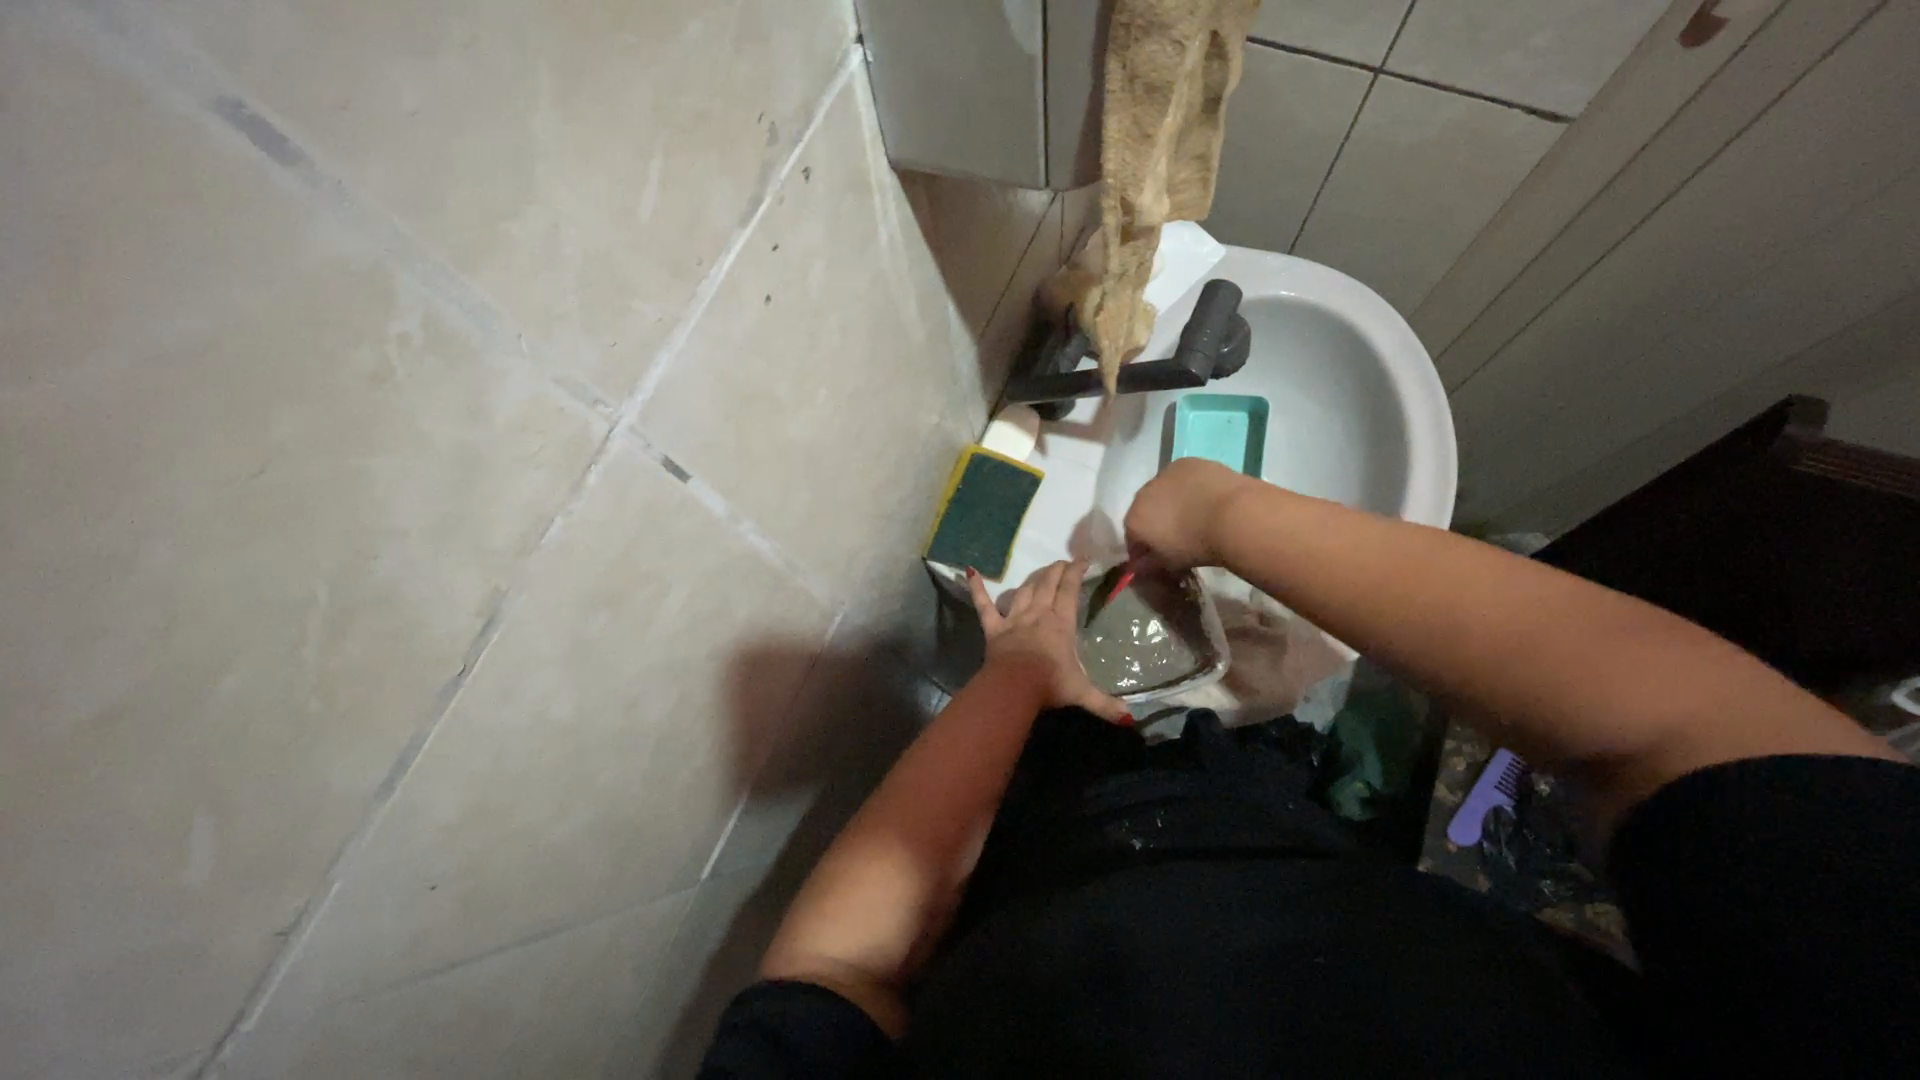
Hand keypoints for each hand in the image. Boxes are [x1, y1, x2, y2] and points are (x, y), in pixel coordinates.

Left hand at [966, 561, 1131, 724]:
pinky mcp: (993, 628)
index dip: (1076, 572)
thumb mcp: (1081, 693)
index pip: (1070, 590)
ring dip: (1032, 579)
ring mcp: (1014, 619)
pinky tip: (970, 573)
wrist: (1014, 686)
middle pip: (1047, 584)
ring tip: (1040, 572)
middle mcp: (1038, 614)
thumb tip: (1129, 719)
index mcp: (1061, 623)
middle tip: (1063, 562)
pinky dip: (977, 589)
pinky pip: (983, 605)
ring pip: (1023, 591)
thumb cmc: (1050, 684)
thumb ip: (1105, 704)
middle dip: (1056, 570)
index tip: (1083, 560)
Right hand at [1123, 457, 1253, 570]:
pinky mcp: (1187, 463)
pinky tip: (1206, 497)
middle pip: (1145, 510)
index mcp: (1134, 521)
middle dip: (1156, 522)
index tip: (1156, 558)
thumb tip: (1139, 566)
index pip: (1132, 538)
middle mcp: (1142, 494)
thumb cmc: (1198, 545)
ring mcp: (1164, 475)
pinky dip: (1189, 487)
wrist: (1233, 515)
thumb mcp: (1171, 564)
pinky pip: (1182, 479)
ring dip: (1172, 501)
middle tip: (1177, 534)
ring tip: (1194, 514)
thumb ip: (1150, 564)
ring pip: (1163, 491)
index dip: (1143, 550)